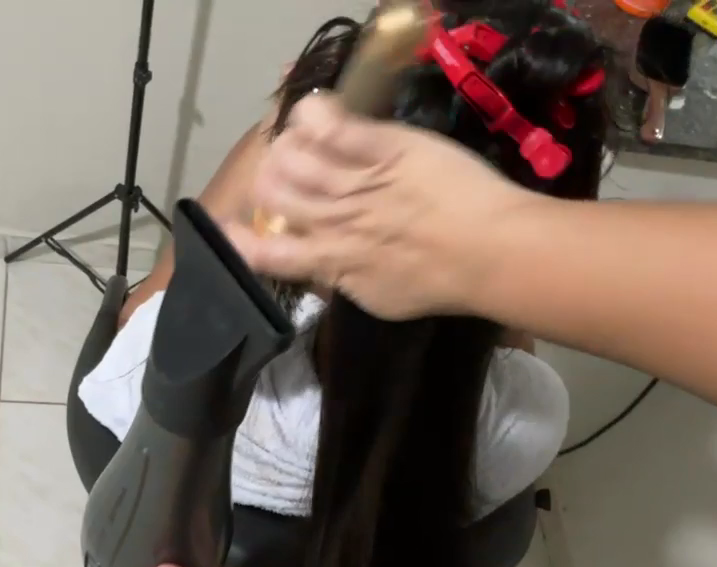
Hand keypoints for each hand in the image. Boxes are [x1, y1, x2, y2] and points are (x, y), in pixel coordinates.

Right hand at [223, 94, 544, 319]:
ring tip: (300, 142)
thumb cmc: (439, 284)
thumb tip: (325, 273)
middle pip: (273, 192)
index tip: (228, 231)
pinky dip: (313, 116)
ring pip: (293, 157)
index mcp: (330, 263)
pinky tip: (311, 114)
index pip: (267, 254)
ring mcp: (357, 183)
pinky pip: (332, 126)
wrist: (488, 252)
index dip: (240, 241)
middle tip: (285, 175)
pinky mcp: (384, 149)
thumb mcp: (379, 300)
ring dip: (288, 147)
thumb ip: (345, 282)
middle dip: (269, 181)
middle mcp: (333, 222)